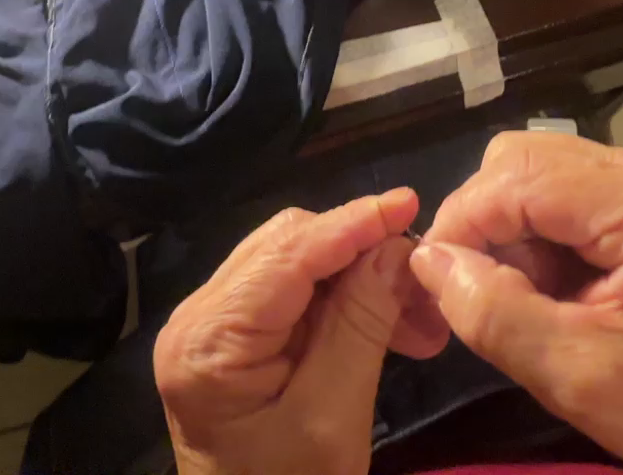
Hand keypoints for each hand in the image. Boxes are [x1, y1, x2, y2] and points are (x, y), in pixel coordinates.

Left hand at [154, 188, 448, 474]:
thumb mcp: (333, 419)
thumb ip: (361, 324)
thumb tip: (396, 247)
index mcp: (208, 338)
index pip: (288, 255)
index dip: (352, 223)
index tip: (409, 201)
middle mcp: (199, 313)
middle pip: (288, 246)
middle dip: (361, 253)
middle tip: (423, 282)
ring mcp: (212, 320)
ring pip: (296, 260)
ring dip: (359, 275)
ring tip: (418, 312)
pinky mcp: (231, 333)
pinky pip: (293, 291)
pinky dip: (343, 298)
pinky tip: (387, 320)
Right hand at [408, 132, 622, 474]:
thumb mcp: (577, 375)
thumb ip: (496, 314)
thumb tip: (427, 259)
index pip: (523, 178)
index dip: (467, 219)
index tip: (438, 276)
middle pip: (521, 158)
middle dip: (483, 217)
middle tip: (479, 284)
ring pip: (525, 165)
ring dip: (500, 221)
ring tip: (518, 284)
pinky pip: (543, 184)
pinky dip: (521, 225)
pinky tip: (539, 274)